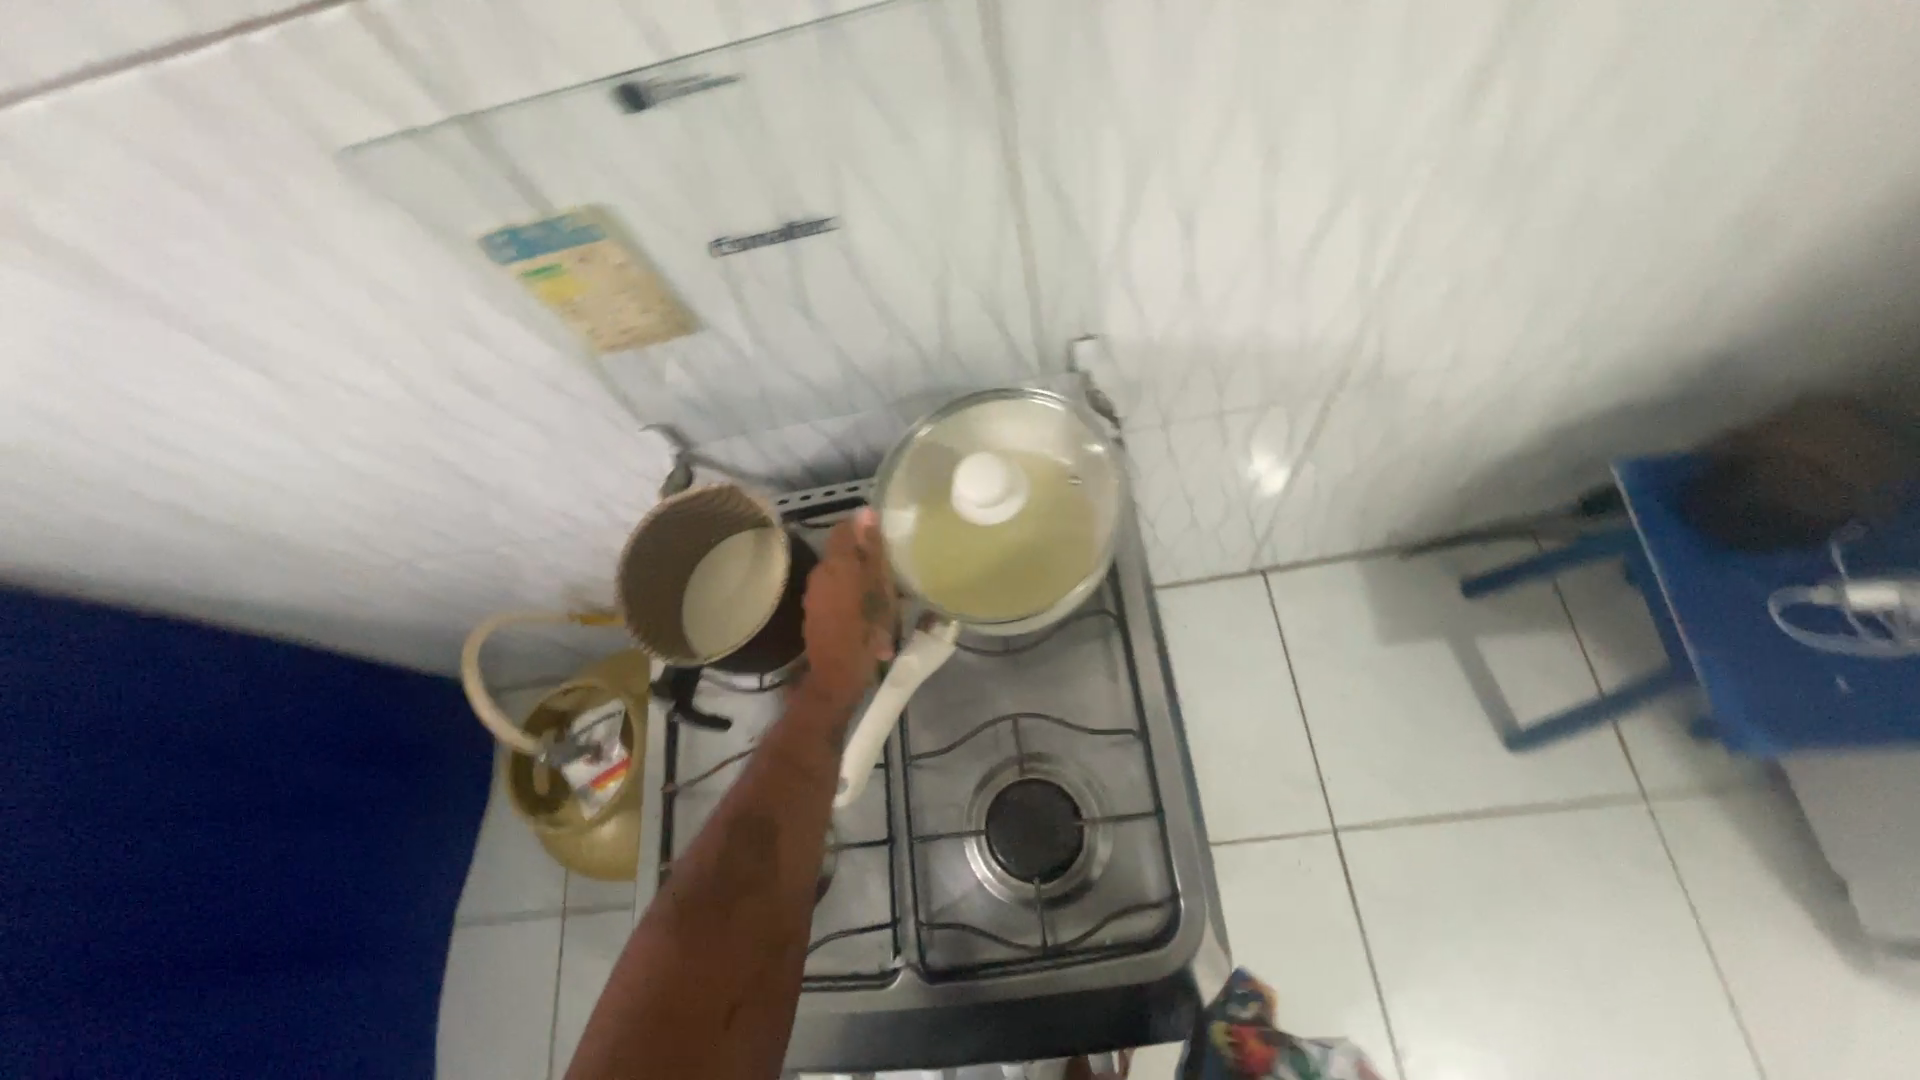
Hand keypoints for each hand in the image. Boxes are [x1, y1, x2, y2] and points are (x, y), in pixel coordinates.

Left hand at [800, 509, 896, 708]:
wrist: (837, 676)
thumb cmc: (866, 631)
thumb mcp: (879, 589)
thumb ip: (873, 551)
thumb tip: (865, 511)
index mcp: (836, 564)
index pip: (844, 528)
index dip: (863, 528)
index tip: (884, 538)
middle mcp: (819, 573)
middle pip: (842, 553)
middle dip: (864, 559)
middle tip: (889, 572)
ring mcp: (813, 594)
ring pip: (839, 575)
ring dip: (859, 581)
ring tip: (881, 598)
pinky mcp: (813, 611)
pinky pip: (834, 593)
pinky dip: (850, 598)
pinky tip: (867, 616)